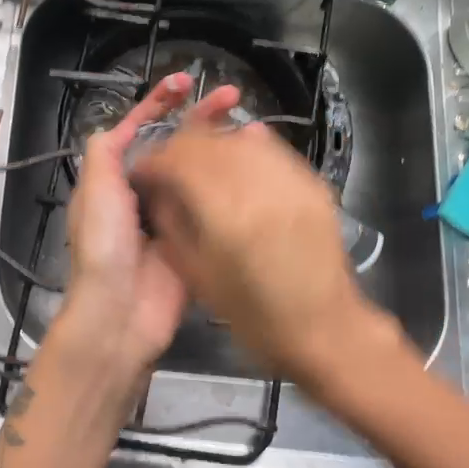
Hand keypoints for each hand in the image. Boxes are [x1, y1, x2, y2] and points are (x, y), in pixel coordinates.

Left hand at [57, 72, 241, 371]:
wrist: (121, 314)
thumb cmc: (104, 247)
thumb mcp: (95, 191)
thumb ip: (105, 153)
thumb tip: (119, 125)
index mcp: (114, 179)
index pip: (138, 129)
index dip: (158, 102)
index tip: (185, 81)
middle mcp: (142, 194)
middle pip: (173, 146)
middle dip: (199, 118)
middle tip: (232, 96)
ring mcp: (170, 217)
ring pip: (196, 172)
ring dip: (218, 147)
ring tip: (248, 125)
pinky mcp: (193, 241)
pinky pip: (211, 205)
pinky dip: (229, 185)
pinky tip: (251, 167)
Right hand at [129, 114, 405, 384]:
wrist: (327, 330)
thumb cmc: (255, 315)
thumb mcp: (197, 275)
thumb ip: (172, 222)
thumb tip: (155, 188)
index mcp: (227, 215)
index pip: (178, 159)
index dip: (153, 160)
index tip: (141, 171)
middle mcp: (260, 187)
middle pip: (207, 141)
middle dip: (178, 148)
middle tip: (165, 166)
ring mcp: (291, 181)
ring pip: (239, 137)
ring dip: (210, 145)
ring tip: (198, 165)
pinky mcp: (312, 183)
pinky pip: (270, 149)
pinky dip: (244, 148)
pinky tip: (233, 163)